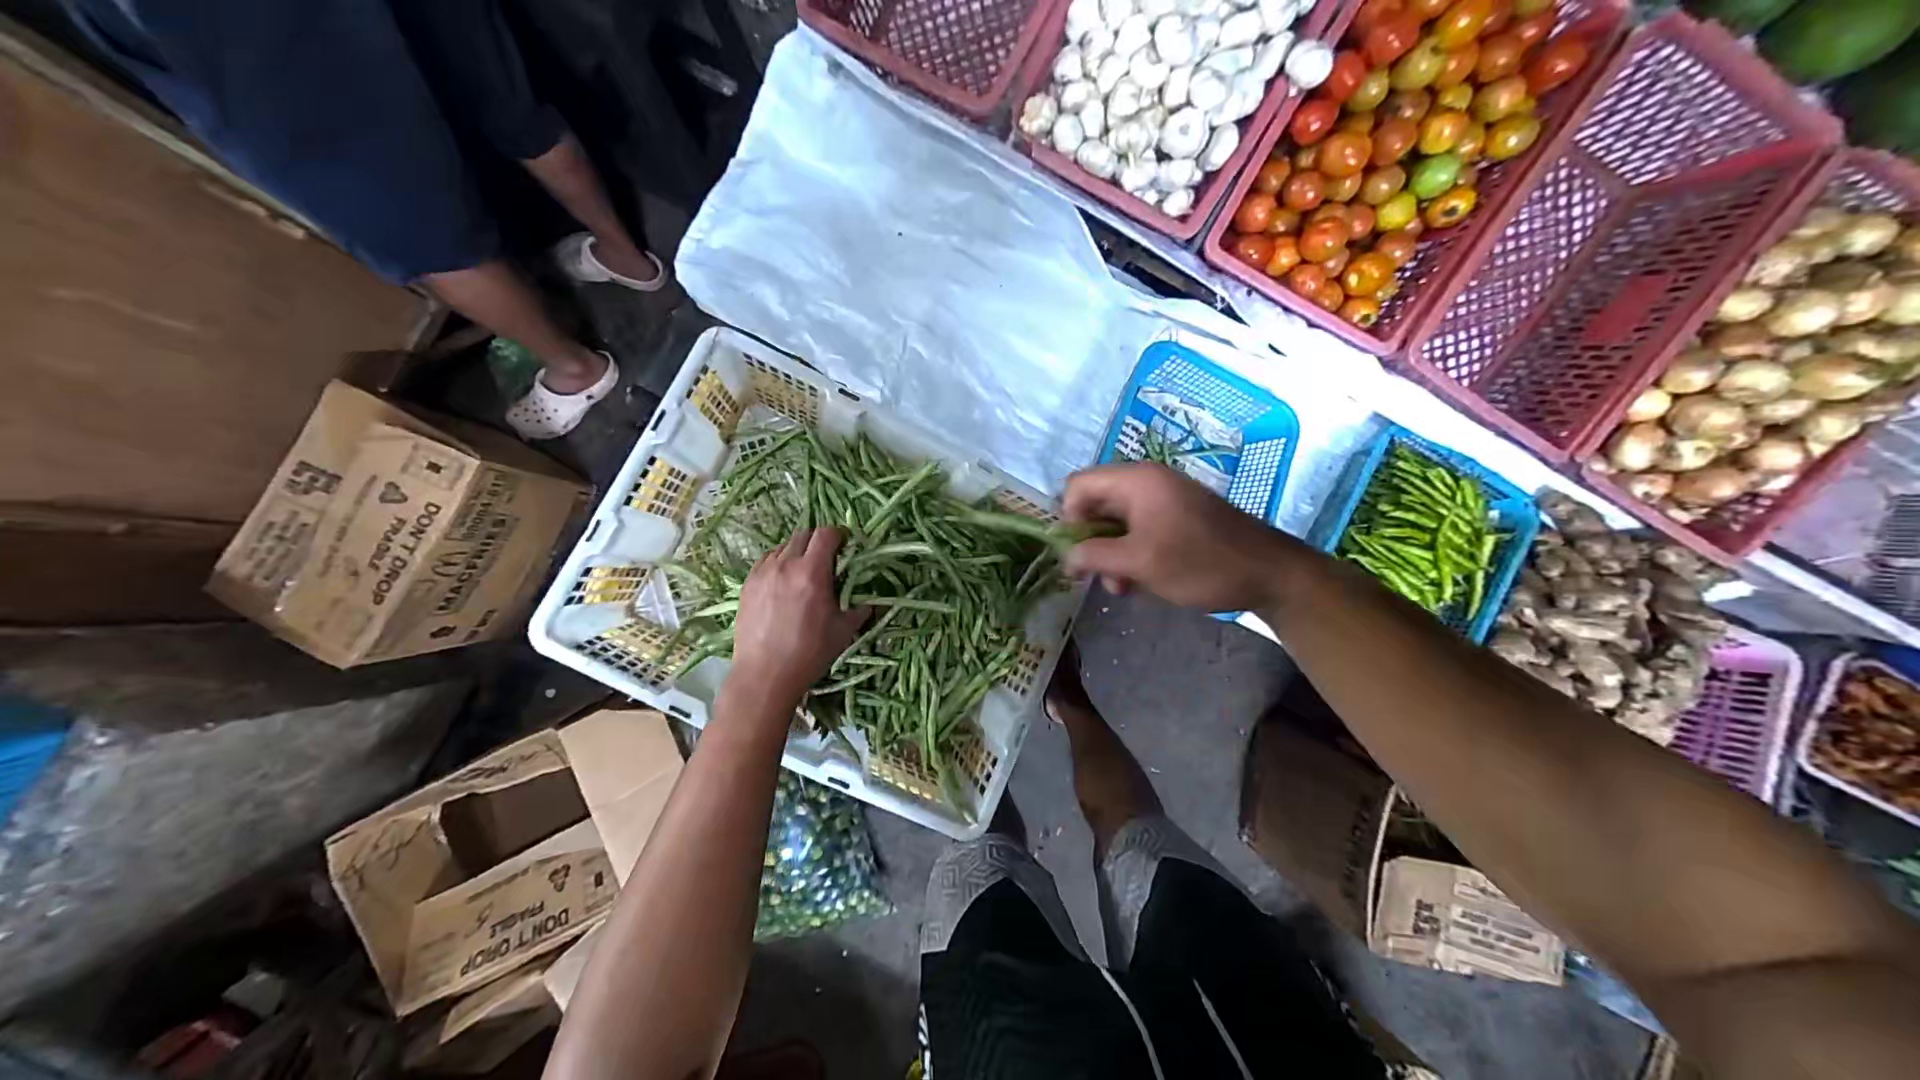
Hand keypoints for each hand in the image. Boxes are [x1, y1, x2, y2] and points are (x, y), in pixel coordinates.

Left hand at [729, 528, 869, 705]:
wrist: (765, 674)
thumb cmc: (809, 653)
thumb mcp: (843, 631)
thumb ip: (860, 610)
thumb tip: (874, 603)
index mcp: (812, 572)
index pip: (826, 535)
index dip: (838, 535)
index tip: (845, 545)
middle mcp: (785, 565)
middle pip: (803, 534)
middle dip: (818, 541)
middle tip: (827, 558)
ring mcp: (762, 573)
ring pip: (782, 547)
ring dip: (797, 551)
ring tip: (803, 571)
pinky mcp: (747, 585)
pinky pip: (765, 561)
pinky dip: (778, 563)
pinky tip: (783, 581)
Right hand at [1062, 463, 1301, 611]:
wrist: (1268, 573)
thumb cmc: (1199, 563)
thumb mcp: (1138, 562)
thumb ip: (1094, 556)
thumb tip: (1065, 557)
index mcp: (1136, 480)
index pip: (1078, 486)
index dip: (1069, 519)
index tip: (1077, 553)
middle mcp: (1147, 481)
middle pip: (1095, 503)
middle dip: (1091, 541)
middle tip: (1095, 576)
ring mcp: (1164, 498)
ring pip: (1116, 521)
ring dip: (1110, 553)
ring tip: (1121, 587)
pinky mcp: (1177, 516)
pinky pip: (1138, 528)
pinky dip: (1131, 552)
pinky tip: (1139, 580)